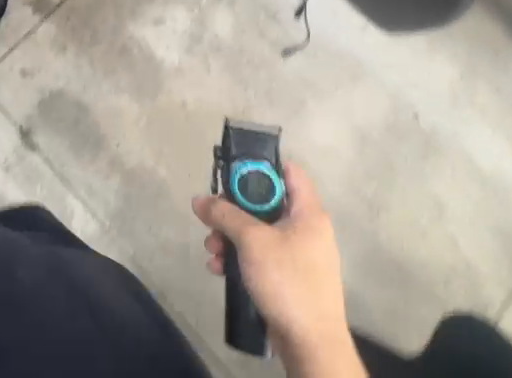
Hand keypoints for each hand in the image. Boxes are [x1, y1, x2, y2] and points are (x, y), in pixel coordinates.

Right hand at [192, 162, 353, 366]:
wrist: (311, 344)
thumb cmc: (288, 282)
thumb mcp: (251, 241)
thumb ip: (224, 214)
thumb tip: (200, 200)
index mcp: (308, 213)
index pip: (289, 171)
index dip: (261, 166)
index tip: (231, 174)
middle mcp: (305, 229)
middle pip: (264, 202)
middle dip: (232, 210)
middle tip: (212, 219)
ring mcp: (297, 255)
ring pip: (256, 231)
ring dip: (229, 236)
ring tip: (213, 251)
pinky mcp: (287, 277)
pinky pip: (258, 255)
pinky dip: (238, 257)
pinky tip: (220, 269)